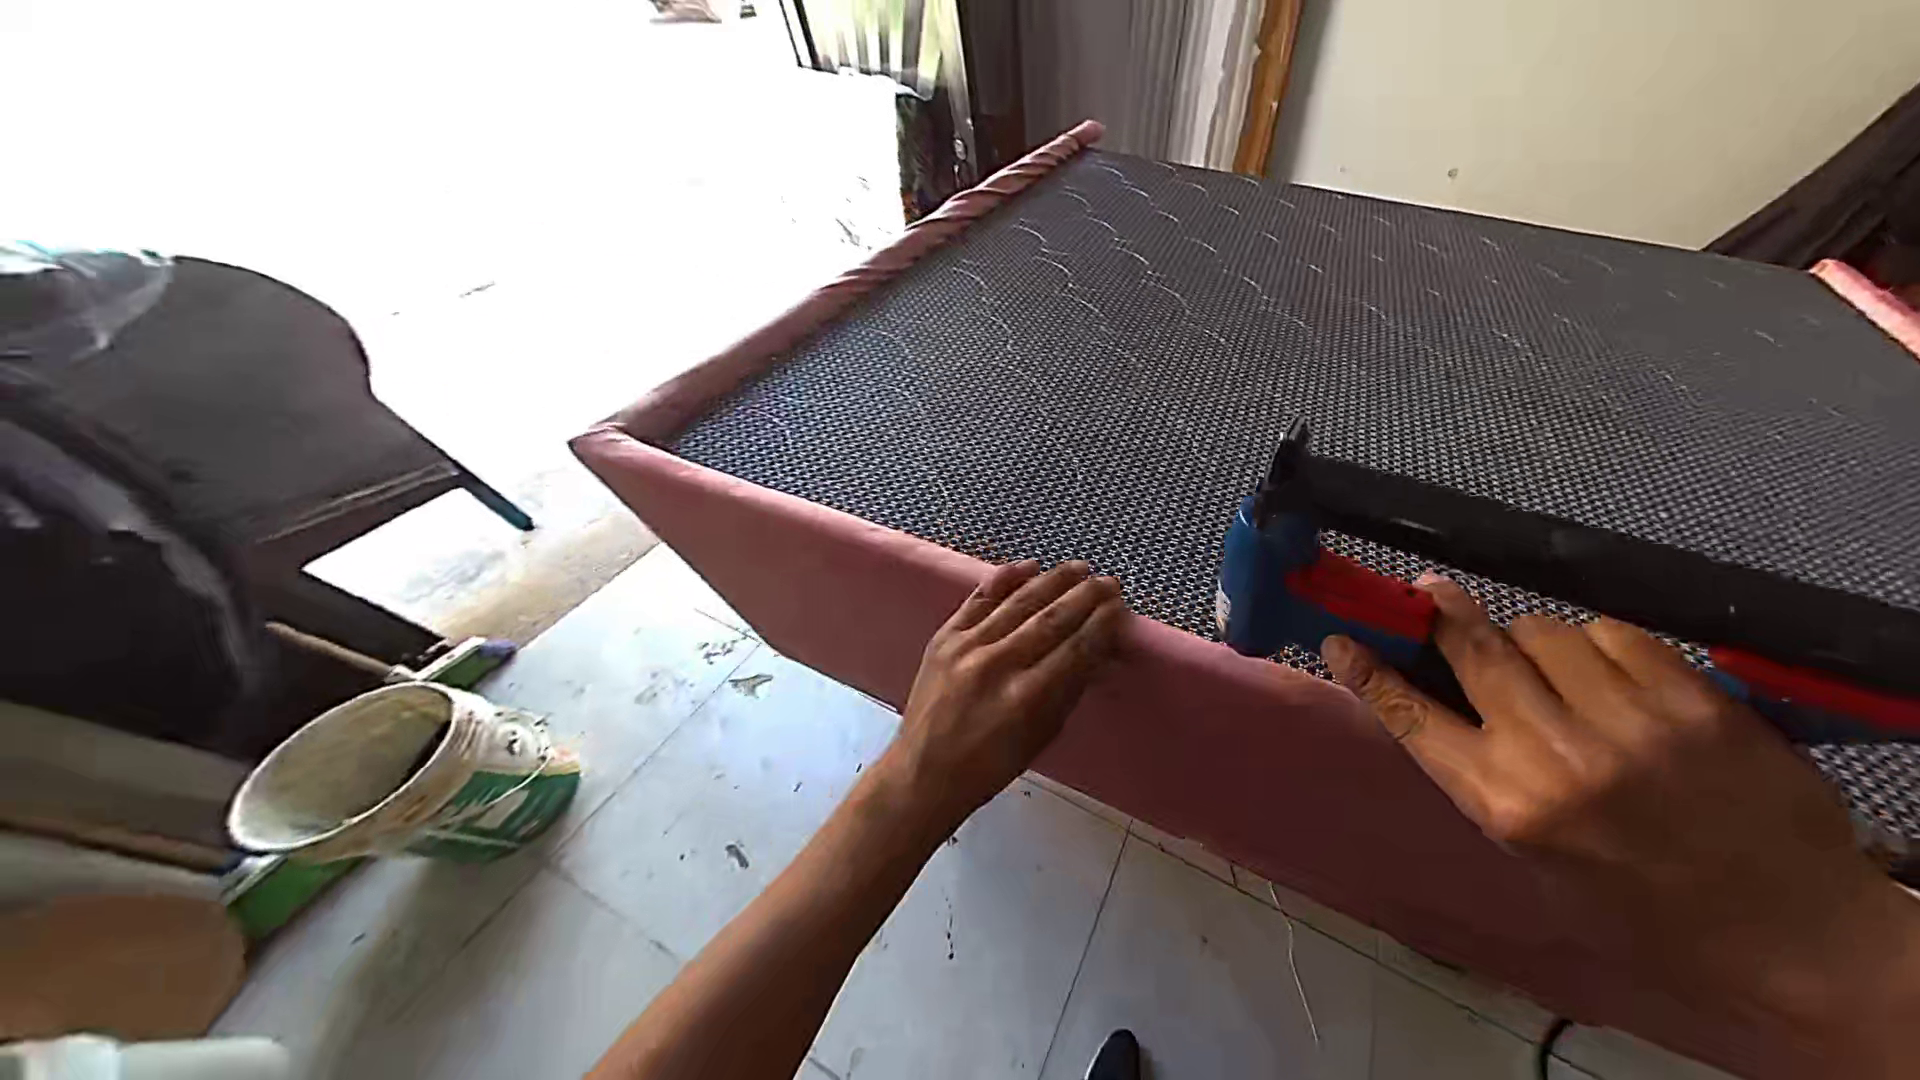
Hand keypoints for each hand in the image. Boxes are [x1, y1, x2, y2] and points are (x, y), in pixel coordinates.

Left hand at [882, 559, 1125, 827]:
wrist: (923, 771)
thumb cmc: (990, 765)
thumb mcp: (1040, 736)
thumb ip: (1069, 691)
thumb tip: (1100, 654)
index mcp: (1026, 698)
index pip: (1076, 649)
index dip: (1102, 625)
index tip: (1120, 608)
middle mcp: (998, 664)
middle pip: (1052, 619)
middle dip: (1086, 597)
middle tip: (1109, 582)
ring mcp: (967, 646)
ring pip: (1019, 602)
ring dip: (1053, 580)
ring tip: (1079, 568)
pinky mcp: (944, 637)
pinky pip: (979, 599)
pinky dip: (1005, 579)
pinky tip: (1029, 566)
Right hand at [1322, 575, 1919, 1070]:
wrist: (1791, 933)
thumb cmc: (1628, 898)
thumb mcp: (1523, 847)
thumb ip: (1472, 768)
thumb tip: (1426, 694)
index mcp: (1503, 800)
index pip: (1410, 715)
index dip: (1368, 671)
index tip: (1340, 639)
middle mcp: (1556, 756)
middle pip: (1473, 651)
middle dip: (1441, 612)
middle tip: (1426, 590)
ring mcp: (1630, 724)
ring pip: (1541, 630)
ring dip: (1528, 637)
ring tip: (1545, 660)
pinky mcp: (1697, 704)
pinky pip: (1613, 634)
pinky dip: (1594, 641)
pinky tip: (1604, 667)